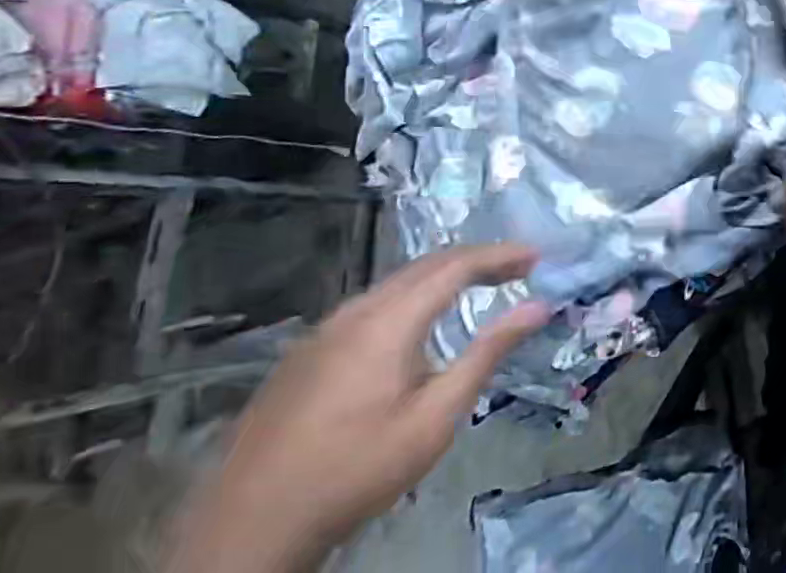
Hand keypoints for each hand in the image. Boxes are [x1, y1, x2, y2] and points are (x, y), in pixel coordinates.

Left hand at [166, 244, 549, 572]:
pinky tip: (420, 324)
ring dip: (443, 277)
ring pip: (395, 284)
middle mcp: (353, 314)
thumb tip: (538, 307)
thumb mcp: (437, 415)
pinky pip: (370, 306)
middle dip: (477, 259)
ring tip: (480, 287)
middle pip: (425, 266)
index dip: (500, 255)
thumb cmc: (357, 469)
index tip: (537, 257)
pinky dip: (412, 297)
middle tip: (519, 268)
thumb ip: (488, 352)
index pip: (455, 266)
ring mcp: (321, 334)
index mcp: (387, 322)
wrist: (247, 530)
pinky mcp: (304, 356)